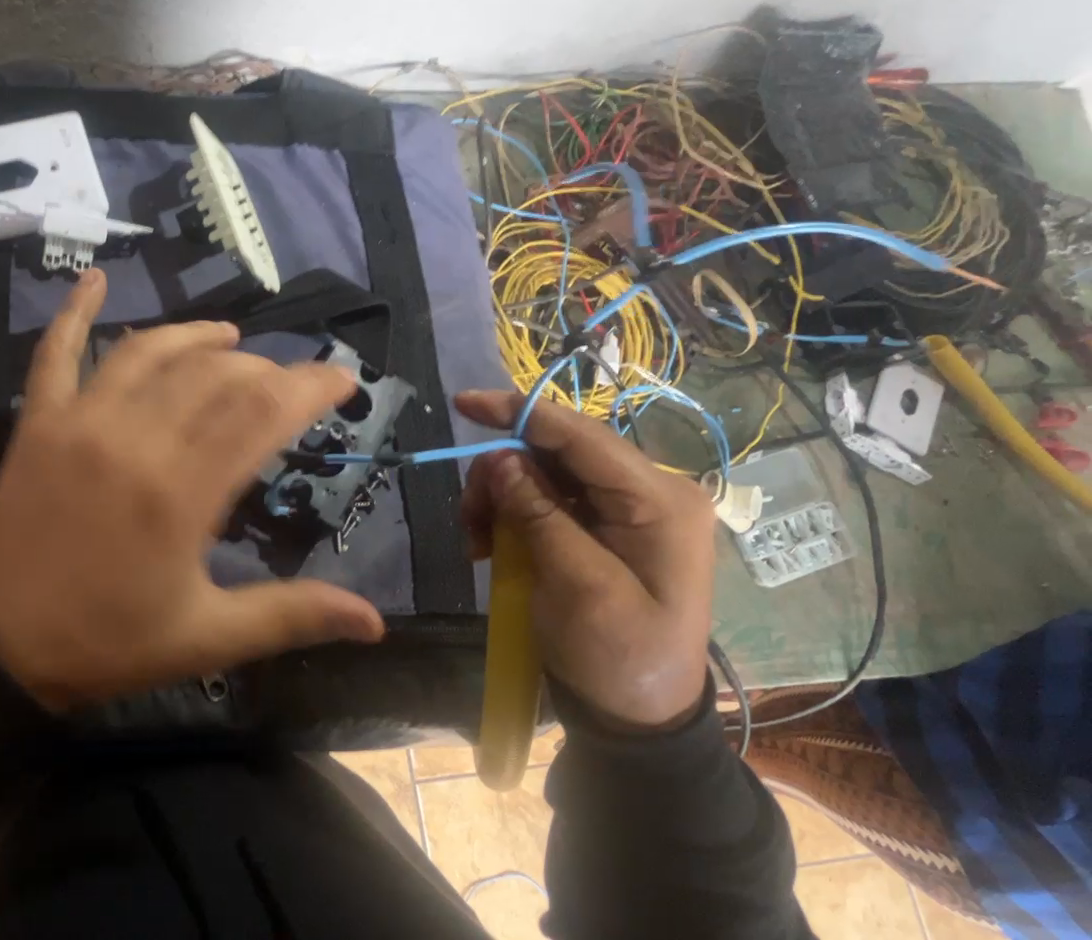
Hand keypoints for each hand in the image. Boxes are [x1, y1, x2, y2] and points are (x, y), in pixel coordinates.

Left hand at [0, 270, 386, 712]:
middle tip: (284, 384)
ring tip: (227, 336)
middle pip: (213, 375)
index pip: (262, 412)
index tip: (341, 377)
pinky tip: (92, 278)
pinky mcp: (37, 425)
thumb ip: (291, 614)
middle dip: (261, 369)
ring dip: (193, 337)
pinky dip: (73, 312)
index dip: (310, 386)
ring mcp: (78, 424)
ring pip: (147, 353)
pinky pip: (54, 354)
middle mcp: (133, 441)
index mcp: (180, 493)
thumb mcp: (206, 639)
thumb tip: (376, 621)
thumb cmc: (108, 644)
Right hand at [456, 390, 716, 731]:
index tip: (462, 403)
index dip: (519, 412)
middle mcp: (647, 492)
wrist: (638, 716)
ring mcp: (627, 510)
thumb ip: (540, 516)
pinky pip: (547, 500)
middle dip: (502, 474)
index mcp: (658, 500)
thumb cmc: (617, 655)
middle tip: (468, 520)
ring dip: (500, 499)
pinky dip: (510, 516)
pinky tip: (492, 547)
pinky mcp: (605, 529)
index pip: (580, 434)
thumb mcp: (576, 586)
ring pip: (543, 473)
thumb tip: (501, 460)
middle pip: (556, 451)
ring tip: (478, 543)